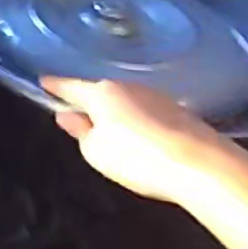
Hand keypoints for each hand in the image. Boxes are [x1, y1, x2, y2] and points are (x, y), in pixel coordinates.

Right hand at [42, 77, 239, 205]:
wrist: (205, 166)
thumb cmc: (138, 158)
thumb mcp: (96, 152)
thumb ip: (80, 132)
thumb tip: (68, 116)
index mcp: (100, 93)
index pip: (69, 86)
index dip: (54, 86)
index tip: (43, 81)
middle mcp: (126, 86)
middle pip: (100, 92)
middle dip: (90, 102)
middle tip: (82, 118)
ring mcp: (155, 96)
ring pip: (126, 101)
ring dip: (118, 112)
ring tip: (116, 134)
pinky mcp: (180, 111)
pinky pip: (148, 111)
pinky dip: (140, 121)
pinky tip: (145, 139)